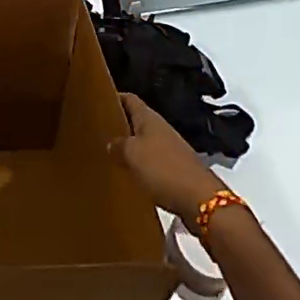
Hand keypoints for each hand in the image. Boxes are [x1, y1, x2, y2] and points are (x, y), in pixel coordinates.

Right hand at [107, 92, 222, 221]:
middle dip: (120, 126)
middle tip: (100, 134)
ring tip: (112, 157)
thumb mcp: (132, 155)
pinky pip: (154, 161)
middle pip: (137, 120)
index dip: (115, 98)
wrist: (200, 200)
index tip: (98, 103)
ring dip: (131, 148)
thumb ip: (117, 146)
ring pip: (145, 142)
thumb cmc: (163, 169)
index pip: (129, 99)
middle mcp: (160, 128)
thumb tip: (111, 143)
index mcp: (149, 118)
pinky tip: (133, 177)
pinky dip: (142, 166)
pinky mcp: (177, 169)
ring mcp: (171, 149)